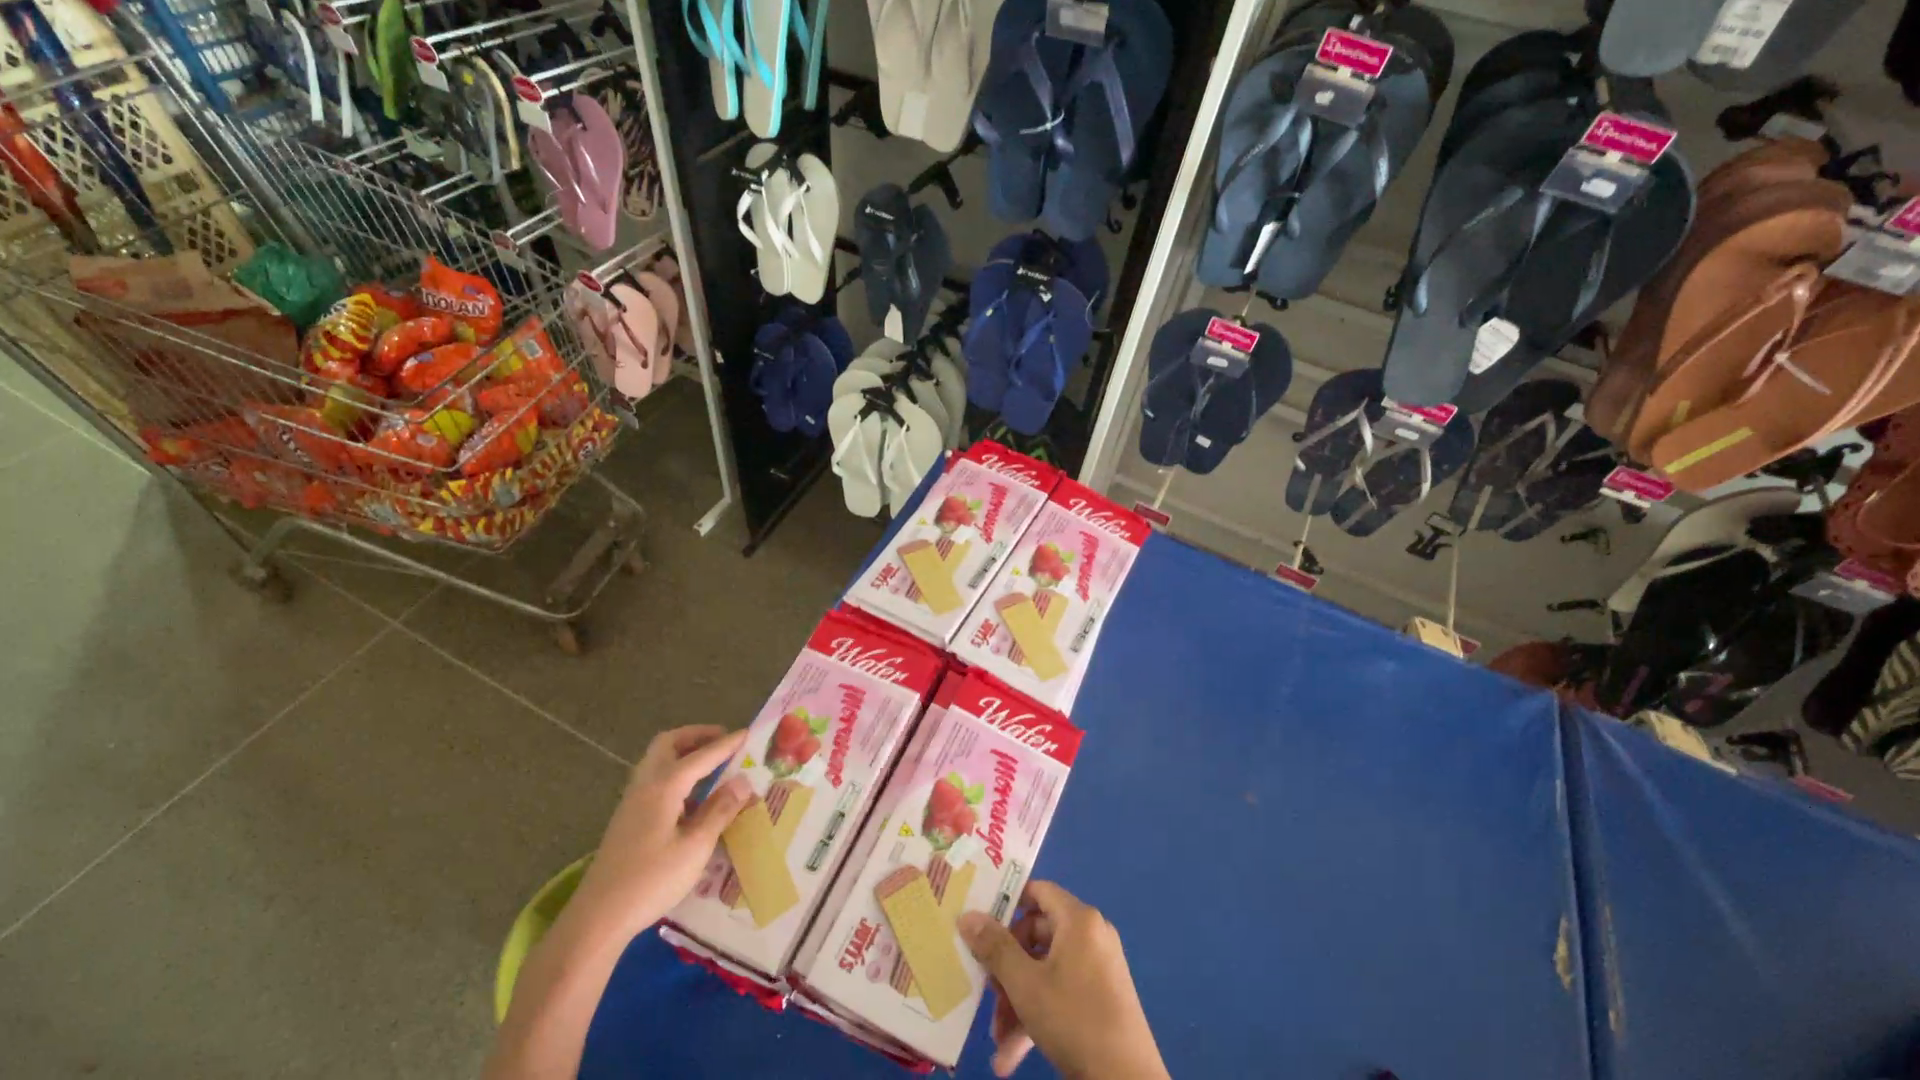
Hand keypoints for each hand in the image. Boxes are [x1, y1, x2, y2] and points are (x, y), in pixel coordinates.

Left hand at [570, 725, 752, 934]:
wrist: (601, 914)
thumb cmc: (652, 879)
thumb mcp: (695, 847)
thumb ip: (719, 811)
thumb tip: (743, 782)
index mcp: (663, 787)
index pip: (700, 756)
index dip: (725, 745)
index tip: (748, 733)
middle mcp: (645, 785)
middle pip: (668, 744)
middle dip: (697, 736)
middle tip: (723, 741)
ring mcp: (633, 801)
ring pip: (658, 761)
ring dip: (684, 753)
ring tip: (712, 764)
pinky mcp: (629, 818)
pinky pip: (654, 779)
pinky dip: (675, 772)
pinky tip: (692, 796)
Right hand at [958, 882, 1167, 1079]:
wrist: (1125, 1079)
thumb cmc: (1073, 1018)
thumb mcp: (1025, 983)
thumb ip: (994, 947)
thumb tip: (967, 915)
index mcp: (1079, 921)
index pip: (1038, 891)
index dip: (1007, 903)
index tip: (979, 923)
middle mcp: (1091, 936)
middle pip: (1035, 937)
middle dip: (1006, 970)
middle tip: (986, 993)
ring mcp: (1097, 968)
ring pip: (1044, 972)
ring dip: (1016, 1003)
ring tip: (998, 1039)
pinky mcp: (1099, 997)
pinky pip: (1059, 993)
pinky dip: (1036, 1016)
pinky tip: (1012, 1055)